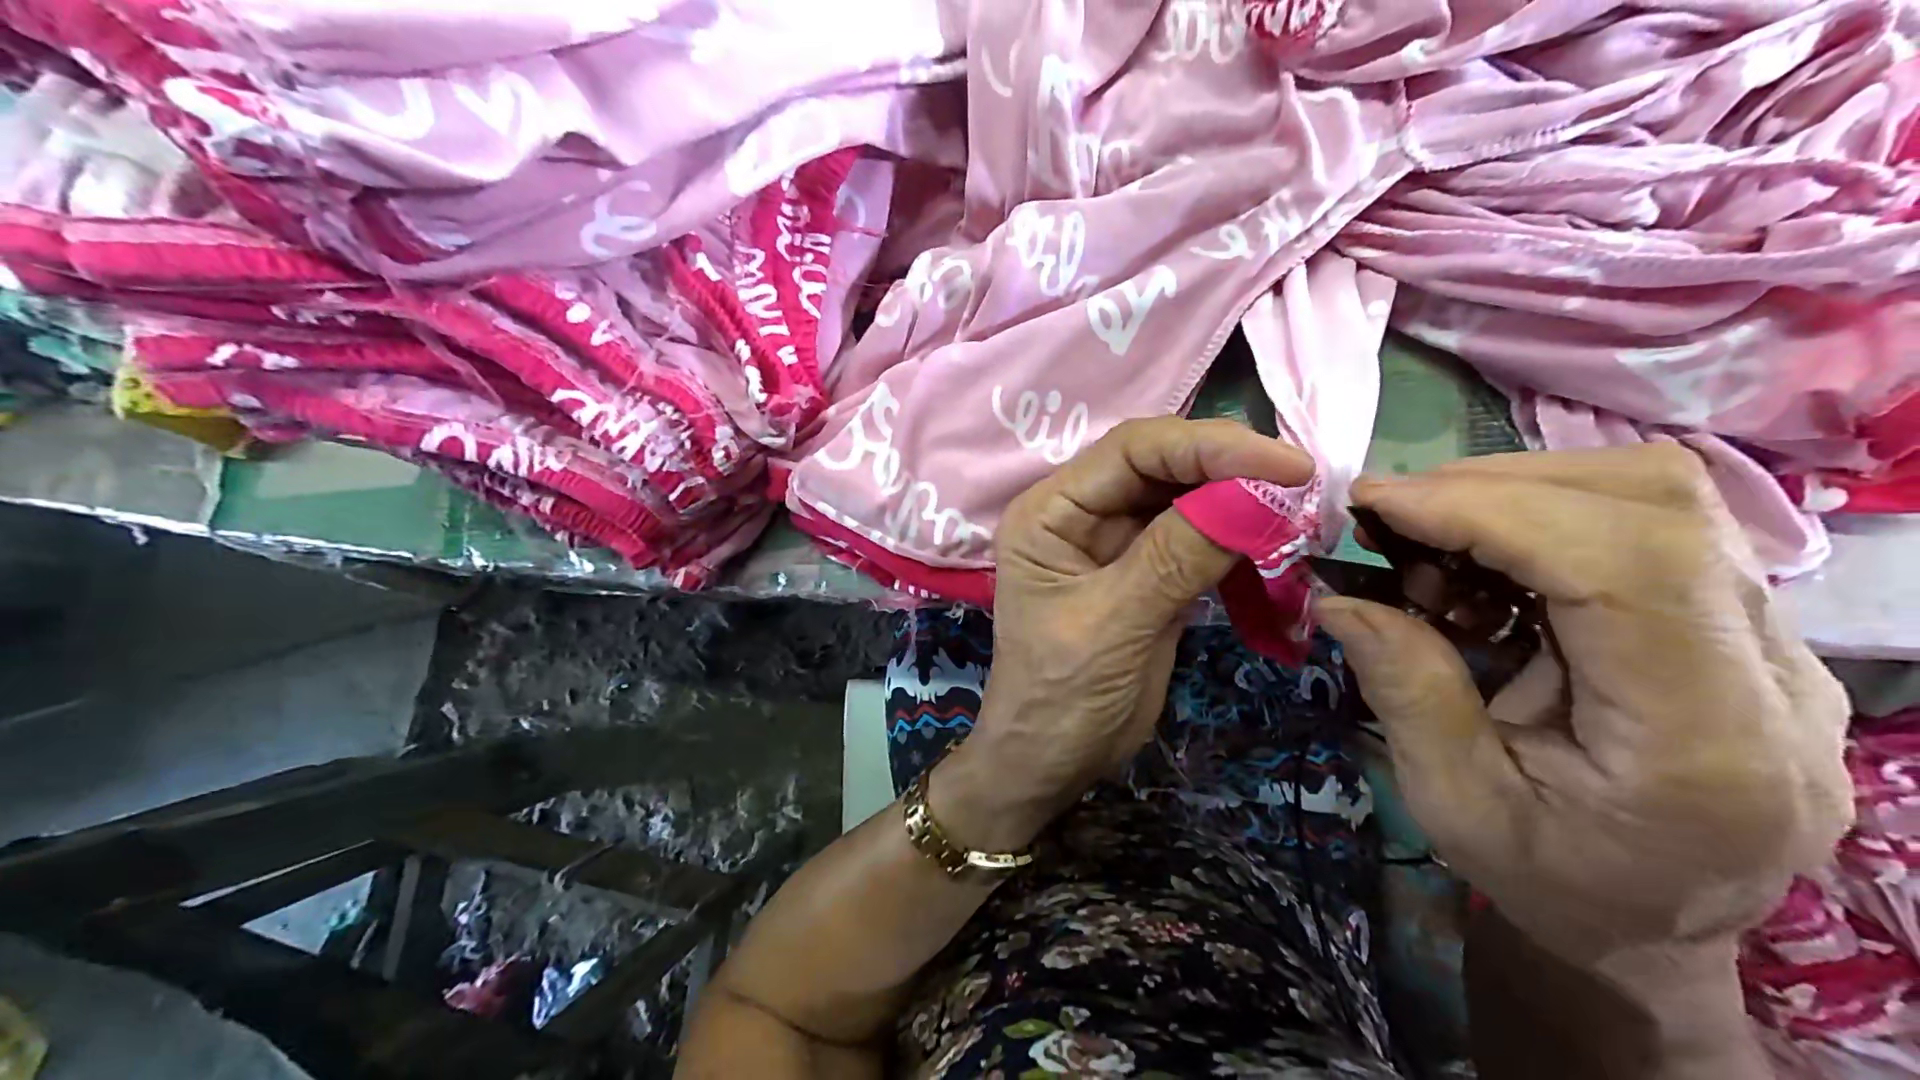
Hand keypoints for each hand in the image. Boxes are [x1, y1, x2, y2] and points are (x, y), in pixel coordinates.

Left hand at [931, 418, 1312, 851]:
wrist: (1053, 760)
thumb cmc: (1060, 697)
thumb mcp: (1114, 624)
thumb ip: (1175, 557)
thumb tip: (1255, 494)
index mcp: (1050, 512)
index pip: (1131, 450)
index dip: (1206, 445)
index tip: (1283, 464)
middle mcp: (1080, 512)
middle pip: (1160, 464)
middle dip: (1229, 465)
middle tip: (1303, 481)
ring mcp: (1115, 540)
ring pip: (1184, 495)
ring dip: (1239, 496)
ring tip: (1299, 505)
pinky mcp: (1147, 570)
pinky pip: (1196, 535)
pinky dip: (1236, 533)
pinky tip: (1273, 538)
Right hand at [1315, 445, 1852, 971]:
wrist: (1656, 923)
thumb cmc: (1553, 881)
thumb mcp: (1455, 804)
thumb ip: (1405, 690)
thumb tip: (1338, 594)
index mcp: (1704, 738)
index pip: (1625, 564)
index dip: (1489, 510)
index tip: (1376, 505)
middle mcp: (1767, 670)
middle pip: (1654, 502)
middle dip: (1493, 487)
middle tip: (1387, 516)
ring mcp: (1766, 637)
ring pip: (1656, 494)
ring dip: (1514, 491)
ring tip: (1426, 538)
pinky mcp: (1732, 619)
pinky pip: (1640, 521)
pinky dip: (1535, 514)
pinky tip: (1475, 561)